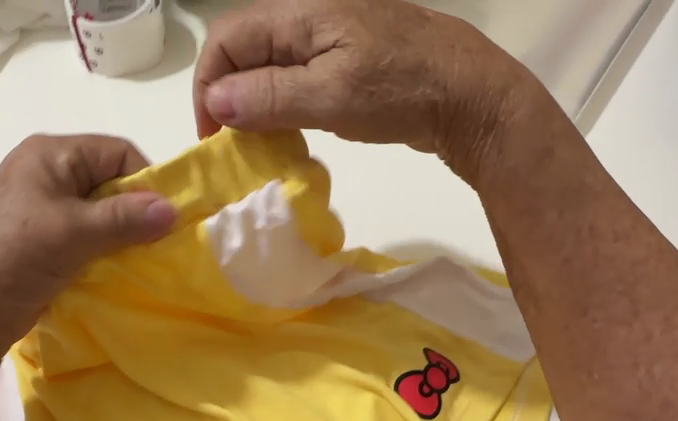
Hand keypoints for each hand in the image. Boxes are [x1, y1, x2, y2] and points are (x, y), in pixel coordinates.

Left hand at [0, 135, 175, 357]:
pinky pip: (86, 242)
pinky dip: (105, 255)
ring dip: (121, 239)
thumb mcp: (74, 231)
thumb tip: (173, 210)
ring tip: (140, 263)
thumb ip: (124, 219)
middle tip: (157, 245)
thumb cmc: (15, 256)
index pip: (116, 153)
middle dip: (135, 213)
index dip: (146, 182)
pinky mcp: (43, 246)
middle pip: (109, 184)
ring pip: (100, 217)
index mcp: (50, 154)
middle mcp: (47, 175)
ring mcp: (43, 212)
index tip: (166, 219)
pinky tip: (117, 275)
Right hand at [192, 0, 533, 182]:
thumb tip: (215, 102)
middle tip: (234, 148)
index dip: (209, 86)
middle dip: (228, 98)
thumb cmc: (400, 92)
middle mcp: (309, 18)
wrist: (469, 96)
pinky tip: (291, 137)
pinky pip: (295, 81)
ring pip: (268, 68)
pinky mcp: (346, 63)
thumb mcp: (330, 97)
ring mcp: (329, 40)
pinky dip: (282, 109)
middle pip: (244, 52)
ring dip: (254, 107)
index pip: (227, 39)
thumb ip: (269, 97)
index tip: (215, 138)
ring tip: (259, 147)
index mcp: (301, 14)